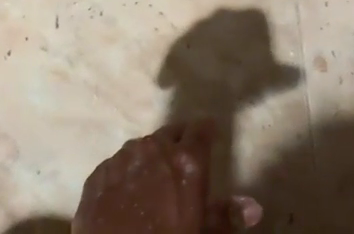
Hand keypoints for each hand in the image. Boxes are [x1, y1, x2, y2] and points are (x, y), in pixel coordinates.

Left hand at [71, 122, 260, 233]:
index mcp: (185, 161)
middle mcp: (153, 148)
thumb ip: (226, 216)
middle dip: (180, 141)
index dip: (207, 130)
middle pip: (170, 134)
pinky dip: (128, 172)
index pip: (201, 130)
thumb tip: (254, 206)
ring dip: (152, 156)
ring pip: (142, 147)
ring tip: (157, 177)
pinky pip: (118, 164)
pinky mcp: (99, 172)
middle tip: (185, 157)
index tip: (211, 131)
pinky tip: (130, 192)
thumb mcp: (203, 232)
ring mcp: (122, 158)